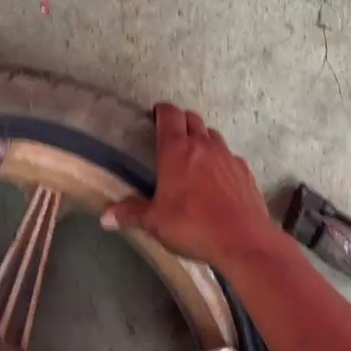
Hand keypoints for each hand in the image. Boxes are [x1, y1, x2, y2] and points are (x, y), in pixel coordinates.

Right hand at [100, 104, 287, 271]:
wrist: (244, 240)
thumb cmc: (193, 225)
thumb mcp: (155, 222)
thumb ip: (131, 214)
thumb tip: (105, 217)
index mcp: (176, 150)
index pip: (169, 115)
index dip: (162, 110)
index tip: (156, 114)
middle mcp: (203, 145)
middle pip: (192, 119)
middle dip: (181, 121)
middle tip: (172, 135)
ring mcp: (227, 156)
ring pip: (213, 135)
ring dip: (202, 138)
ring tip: (194, 156)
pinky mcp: (245, 171)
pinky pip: (230, 156)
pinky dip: (221, 160)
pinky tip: (218, 179)